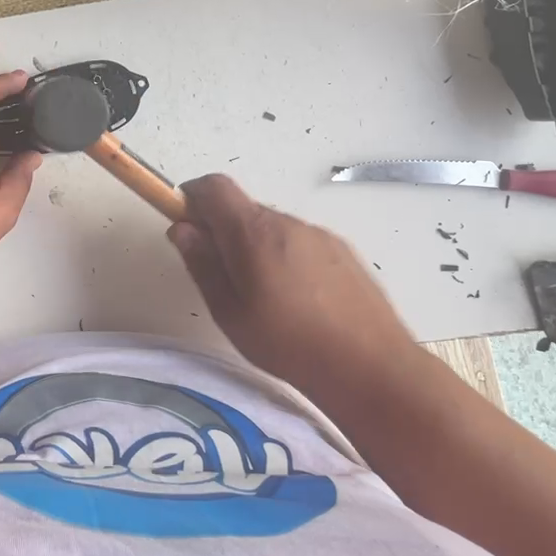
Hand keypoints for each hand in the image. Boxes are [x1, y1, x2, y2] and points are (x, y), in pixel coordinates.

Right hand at [167, 174, 418, 389]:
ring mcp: (321, 236)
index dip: (191, 197)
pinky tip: (297, 301)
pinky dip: (285, 259)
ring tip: (263, 297)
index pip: (214, 187)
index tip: (185, 227)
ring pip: (273, 228)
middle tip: (221, 277)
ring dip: (255, 247)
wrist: (373, 368)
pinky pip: (300, 243)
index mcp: (255, 232)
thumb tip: (182, 228)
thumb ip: (202, 264)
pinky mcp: (345, 253)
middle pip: (244, 209)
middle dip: (222, 231)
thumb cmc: (288, 343)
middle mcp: (289, 222)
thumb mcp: (228, 311)